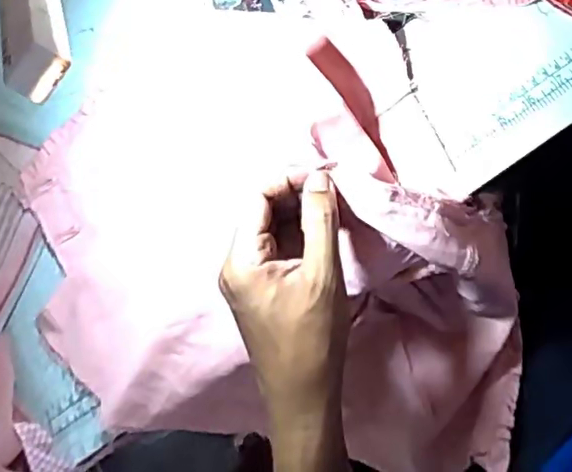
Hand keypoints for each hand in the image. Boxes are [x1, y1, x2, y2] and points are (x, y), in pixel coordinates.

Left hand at [219, 170, 348, 458]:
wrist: (305, 395)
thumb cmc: (312, 336)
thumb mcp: (322, 271)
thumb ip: (320, 218)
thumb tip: (319, 175)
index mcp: (241, 259)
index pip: (258, 196)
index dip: (290, 178)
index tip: (325, 176)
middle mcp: (236, 263)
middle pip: (264, 208)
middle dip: (298, 192)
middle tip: (334, 189)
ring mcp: (247, 276)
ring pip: (273, 224)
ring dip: (302, 210)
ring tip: (335, 206)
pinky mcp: (262, 285)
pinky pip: (279, 243)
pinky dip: (302, 230)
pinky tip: (326, 228)